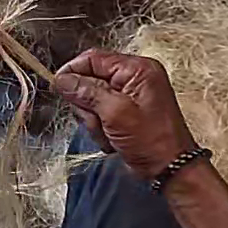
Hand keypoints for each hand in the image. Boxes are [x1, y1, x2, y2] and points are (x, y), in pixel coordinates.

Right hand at [52, 49, 198, 179]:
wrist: (169, 169)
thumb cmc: (151, 140)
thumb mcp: (115, 112)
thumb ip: (87, 92)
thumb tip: (61, 79)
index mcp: (137, 69)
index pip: (93, 59)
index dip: (72, 71)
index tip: (58, 87)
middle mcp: (133, 78)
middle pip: (89, 79)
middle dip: (86, 103)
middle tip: (97, 119)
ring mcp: (128, 95)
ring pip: (90, 99)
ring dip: (92, 119)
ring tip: (107, 131)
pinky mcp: (124, 111)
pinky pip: (98, 112)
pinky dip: (99, 126)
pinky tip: (111, 137)